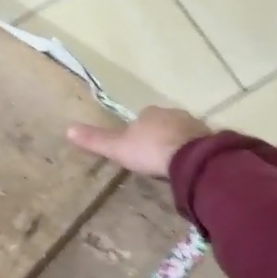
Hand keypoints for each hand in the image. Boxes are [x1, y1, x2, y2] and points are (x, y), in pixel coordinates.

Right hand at [67, 106, 211, 178]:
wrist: (190, 158)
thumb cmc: (149, 150)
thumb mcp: (118, 148)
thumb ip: (96, 140)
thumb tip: (68, 129)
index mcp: (149, 113)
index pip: (141, 117)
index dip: (138, 130)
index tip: (136, 147)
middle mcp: (172, 113)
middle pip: (162, 123)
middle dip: (158, 135)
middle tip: (154, 156)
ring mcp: (193, 124)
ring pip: (181, 131)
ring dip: (176, 142)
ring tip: (172, 163)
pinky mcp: (208, 138)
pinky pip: (196, 143)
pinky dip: (191, 151)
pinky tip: (188, 164)